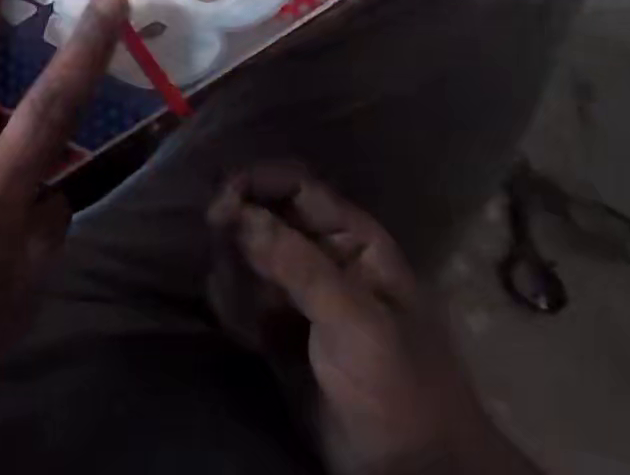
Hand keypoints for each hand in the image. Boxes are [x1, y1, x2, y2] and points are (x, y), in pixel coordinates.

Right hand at [208, 163, 539, 474]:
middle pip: (262, 212)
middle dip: (235, 225)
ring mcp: (296, 288)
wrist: (413, 474)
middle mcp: (320, 253)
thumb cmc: (402, 391)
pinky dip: (228, 299)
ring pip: (243, 249)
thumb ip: (301, 266)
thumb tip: (241, 213)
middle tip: (216, 248)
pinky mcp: (274, 320)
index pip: (295, 186)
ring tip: (242, 306)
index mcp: (353, 241)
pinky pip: (236, 289)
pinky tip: (243, 329)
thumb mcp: (359, 325)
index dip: (256, 184)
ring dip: (230, 268)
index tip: (221, 202)